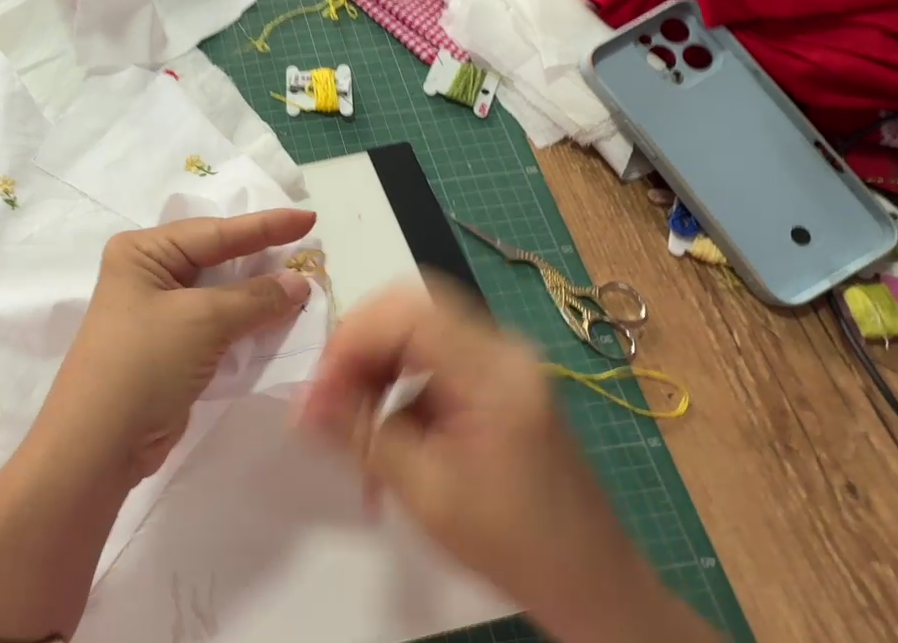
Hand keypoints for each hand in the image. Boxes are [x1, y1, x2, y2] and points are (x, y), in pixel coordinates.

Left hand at [36, 207, 317, 484]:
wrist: (99, 443)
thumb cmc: (143, 364)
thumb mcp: (201, 321)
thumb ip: (254, 298)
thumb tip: (299, 281)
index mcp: (142, 252)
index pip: (214, 231)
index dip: (264, 225)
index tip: (309, 217)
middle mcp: (147, 274)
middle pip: (216, 258)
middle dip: (262, 257)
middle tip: (311, 250)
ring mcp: (157, 312)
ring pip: (220, 293)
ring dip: (259, 292)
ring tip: (305, 282)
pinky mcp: (170, 347)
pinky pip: (217, 323)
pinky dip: (247, 321)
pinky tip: (280, 318)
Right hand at [296, 284, 718, 642]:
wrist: (595, 587)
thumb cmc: (515, 544)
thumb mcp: (426, 490)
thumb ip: (361, 433)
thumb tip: (301, 401)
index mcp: (493, 369)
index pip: (404, 312)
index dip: (349, 339)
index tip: (319, 390)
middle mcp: (501, 349)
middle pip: (407, 310)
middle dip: (356, 348)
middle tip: (328, 397)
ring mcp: (503, 362)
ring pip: (413, 332)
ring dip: (373, 370)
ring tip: (348, 424)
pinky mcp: (498, 381)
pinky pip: (431, 359)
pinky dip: (396, 386)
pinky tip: (383, 434)